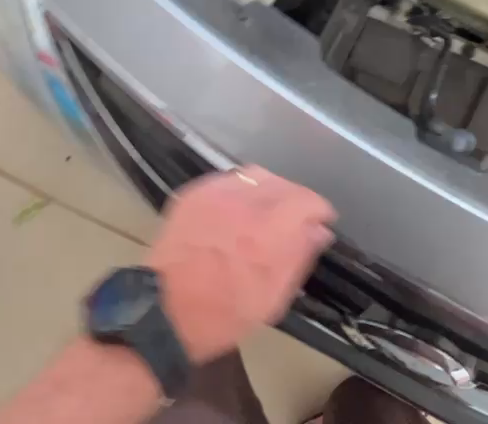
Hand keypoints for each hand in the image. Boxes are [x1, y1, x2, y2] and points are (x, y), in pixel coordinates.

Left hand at [147, 167, 335, 363]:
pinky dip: (242, 188)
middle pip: (283, 183)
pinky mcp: (195, 192)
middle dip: (296, 199)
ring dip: (270, 188)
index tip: (322, 221)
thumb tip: (319, 230)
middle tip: (296, 219)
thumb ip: (299, 256)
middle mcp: (244, 203)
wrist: (166, 310)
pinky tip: (240, 207)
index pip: (306, 200)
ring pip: (256, 174)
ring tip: (269, 208)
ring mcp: (216, 194)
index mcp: (268, 232)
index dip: (319, 209)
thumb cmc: (224, 314)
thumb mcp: (273, 298)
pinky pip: (228, 178)